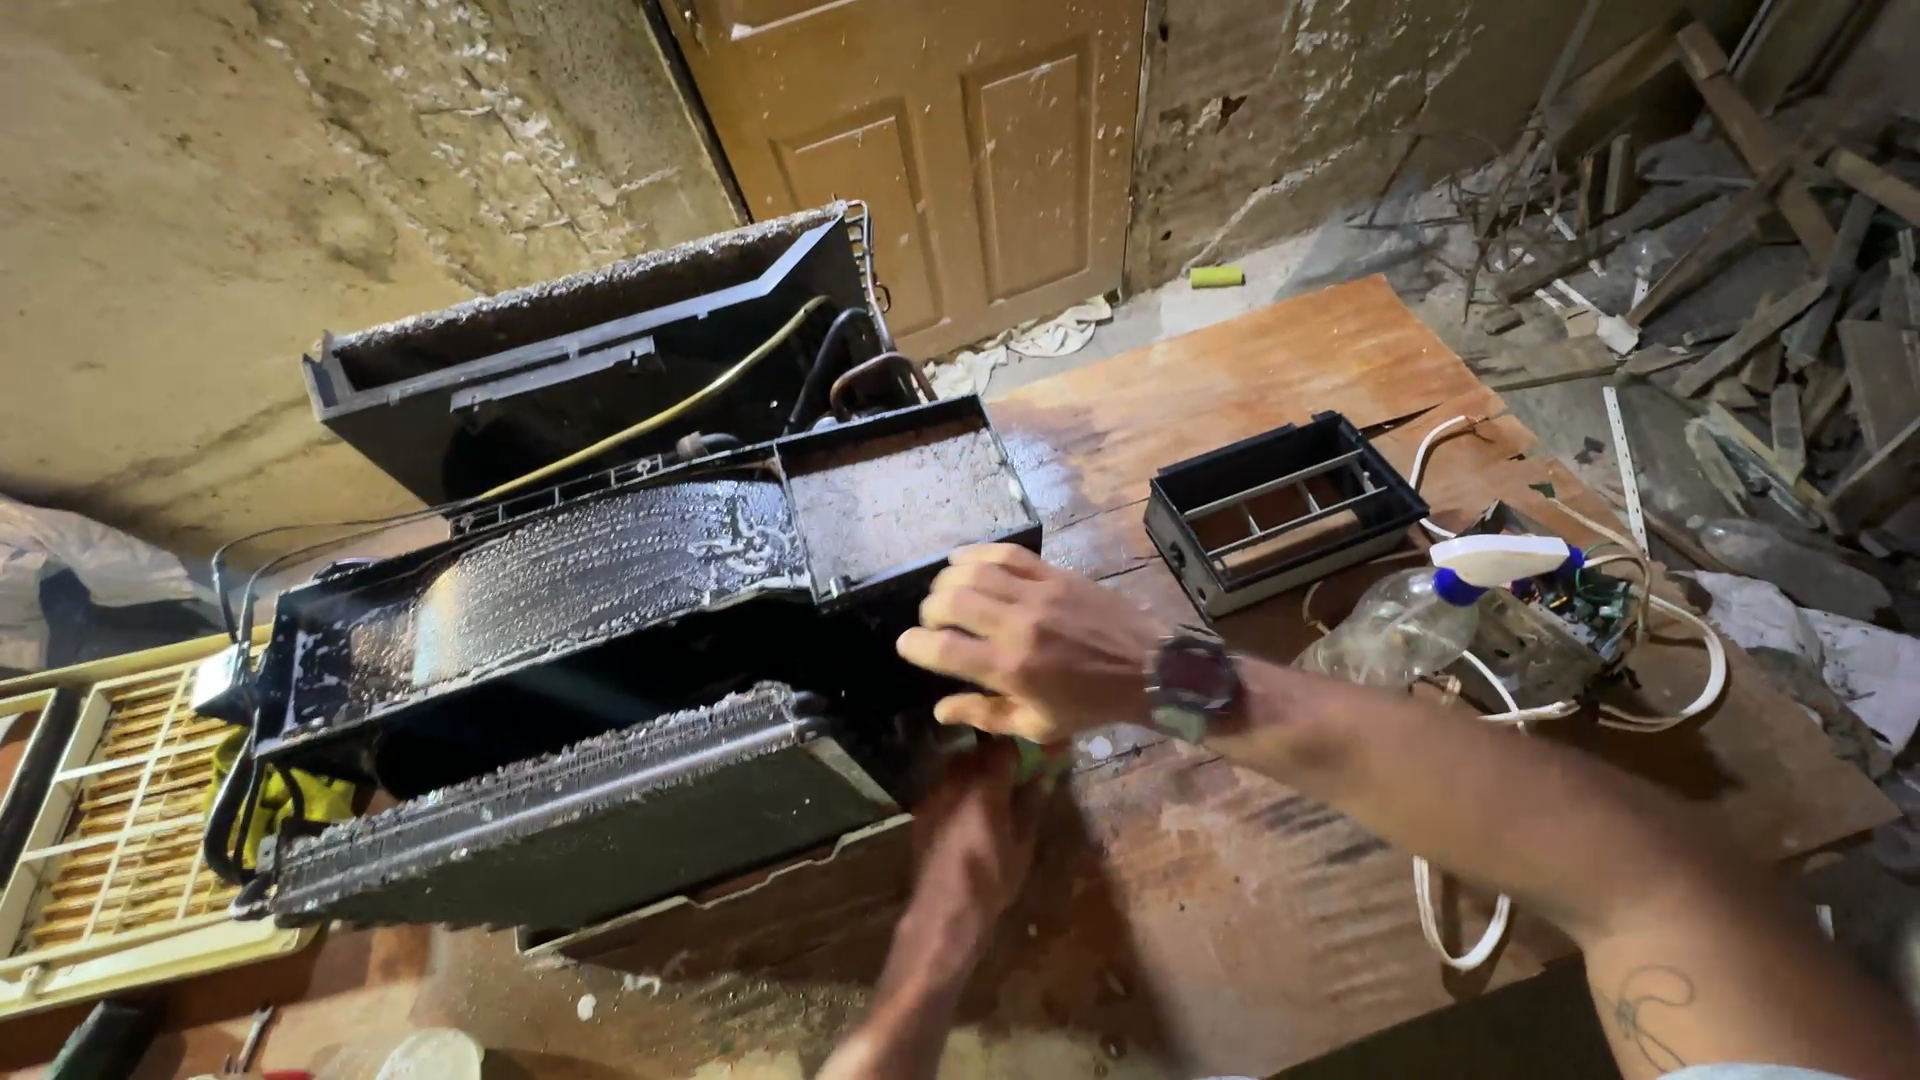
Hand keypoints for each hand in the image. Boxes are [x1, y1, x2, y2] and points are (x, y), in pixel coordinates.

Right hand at [896, 543, 1170, 743]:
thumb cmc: (1089, 705)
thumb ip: (984, 716)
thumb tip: (939, 709)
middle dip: (929, 610)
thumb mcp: (1037, 726)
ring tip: (946, 592)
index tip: (906, 645)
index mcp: (1012, 669)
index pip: (944, 649)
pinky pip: (1006, 554)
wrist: (1148, 669)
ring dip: (947, 579)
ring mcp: (1038, 594)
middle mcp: (1018, 626)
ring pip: (973, 571)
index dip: (914, 645)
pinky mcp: (1054, 574)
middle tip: (933, 622)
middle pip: (951, 601)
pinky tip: (962, 560)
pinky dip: (977, 553)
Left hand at [906, 741, 1044, 937]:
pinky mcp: (921, 810)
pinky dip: (957, 788)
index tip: (1035, 754)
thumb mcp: (1021, 846)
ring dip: (974, 770)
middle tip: (1014, 772)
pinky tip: (966, 810)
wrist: (943, 911)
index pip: (1004, 749)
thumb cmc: (991, 881)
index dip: (1021, 748)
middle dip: (996, 757)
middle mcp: (956, 782)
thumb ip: (1030, 805)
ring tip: (990, 790)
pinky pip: (942, 786)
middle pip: (977, 752)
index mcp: (985, 787)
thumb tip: (1043, 777)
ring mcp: (934, 794)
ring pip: (956, 766)